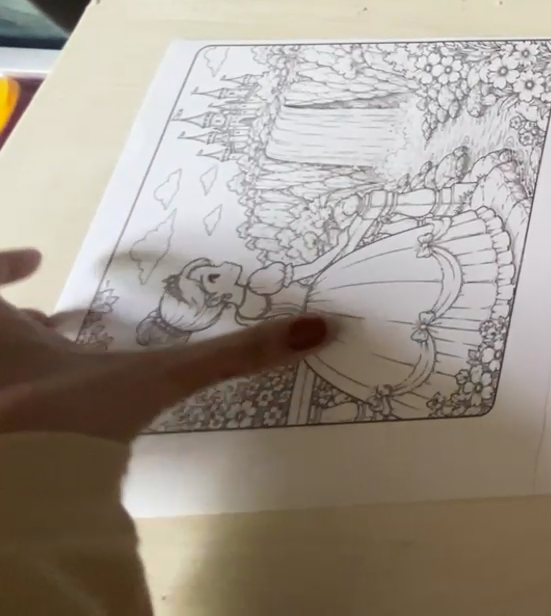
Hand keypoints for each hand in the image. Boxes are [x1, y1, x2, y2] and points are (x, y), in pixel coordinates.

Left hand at [0, 248, 330, 441]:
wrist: (6, 492)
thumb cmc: (60, 415)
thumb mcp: (158, 378)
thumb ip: (234, 355)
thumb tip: (318, 328)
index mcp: (2, 334)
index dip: (2, 266)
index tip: (36, 259)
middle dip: (16, 322)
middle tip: (51, 318)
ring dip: (18, 359)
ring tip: (56, 362)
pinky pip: (6, 408)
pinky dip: (23, 402)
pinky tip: (51, 419)